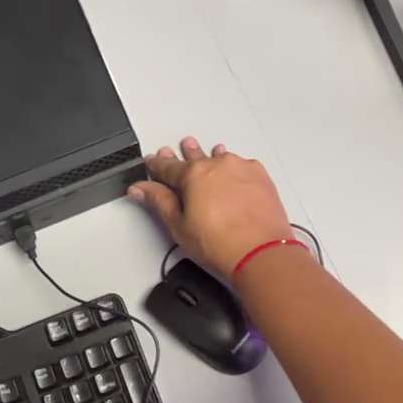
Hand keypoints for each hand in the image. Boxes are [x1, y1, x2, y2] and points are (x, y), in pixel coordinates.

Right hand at [131, 137, 294, 276]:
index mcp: (193, 174)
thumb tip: (141, 188)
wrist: (260, 252)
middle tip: (179, 150)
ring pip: (221, 158)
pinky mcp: (261, 178)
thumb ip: (159, 200)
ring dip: (212, 157)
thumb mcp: (179, 225)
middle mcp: (218, 165)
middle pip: (196, 157)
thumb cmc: (220, 243)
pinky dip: (235, 168)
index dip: (157, 165)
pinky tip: (235, 172)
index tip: (152, 162)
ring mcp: (242, 169)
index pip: (168, 166)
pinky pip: (243, 166)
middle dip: (185, 154)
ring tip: (210, 154)